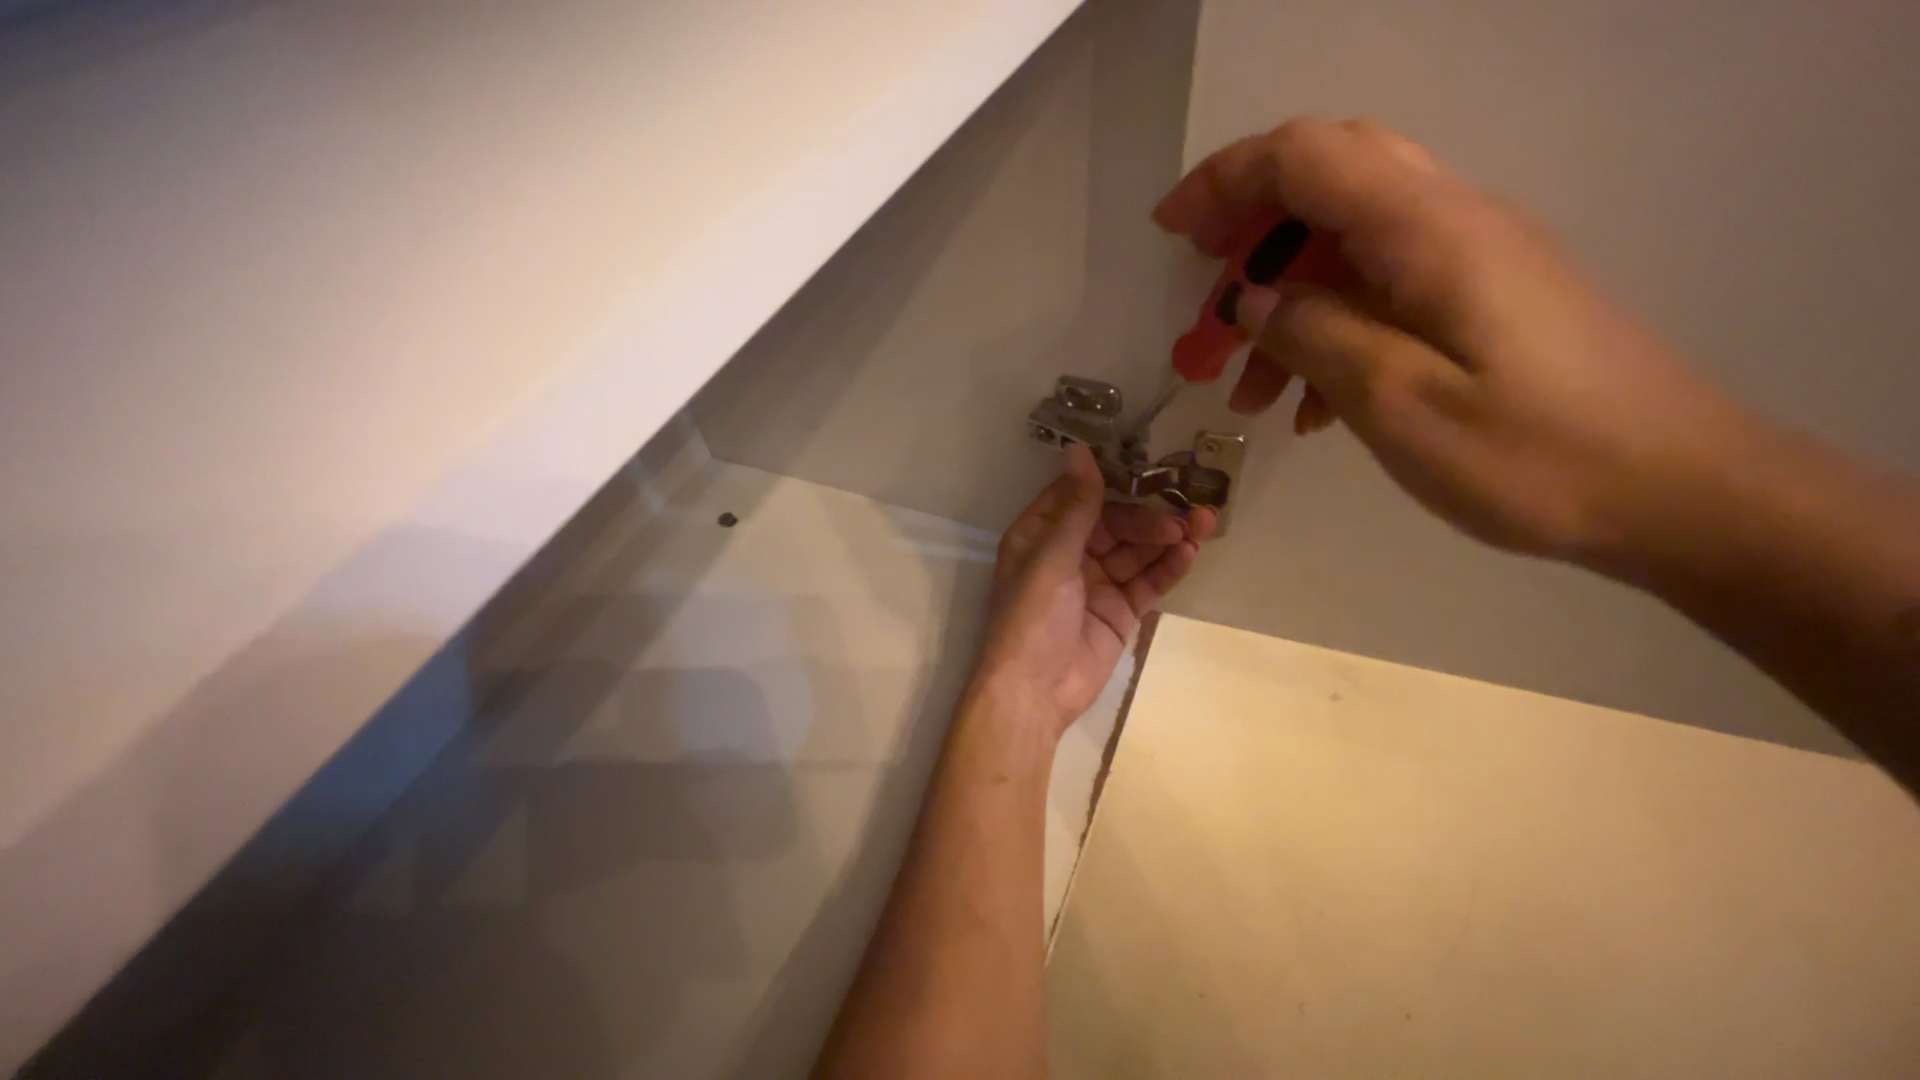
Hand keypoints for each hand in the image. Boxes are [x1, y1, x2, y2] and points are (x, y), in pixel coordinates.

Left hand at [971, 443, 1215, 736]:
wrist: (1035, 692)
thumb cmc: (1031, 618)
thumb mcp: (1051, 556)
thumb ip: (1075, 506)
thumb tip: (1078, 448)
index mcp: (1041, 534)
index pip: (1081, 497)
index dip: (1113, 483)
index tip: (1151, 469)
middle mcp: (1068, 554)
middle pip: (1116, 524)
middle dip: (1150, 518)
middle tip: (1186, 517)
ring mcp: (1096, 583)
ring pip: (1137, 551)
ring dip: (1168, 538)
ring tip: (1204, 524)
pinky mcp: (1119, 610)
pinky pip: (1147, 581)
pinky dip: (1168, 567)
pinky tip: (1191, 553)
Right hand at [1154, 118, 1759, 565]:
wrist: (1677, 489)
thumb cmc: (1534, 455)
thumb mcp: (1397, 404)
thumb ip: (1313, 336)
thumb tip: (1251, 300)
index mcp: (1425, 231)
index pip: (1304, 158)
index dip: (1224, 182)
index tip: (1169, 234)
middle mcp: (1450, 220)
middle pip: (1326, 179)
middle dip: (1246, 231)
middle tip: (1200, 301)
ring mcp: (1470, 258)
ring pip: (1347, 241)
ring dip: (1281, 298)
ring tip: (1240, 386)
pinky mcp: (1482, 298)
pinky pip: (1380, 288)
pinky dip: (1326, 328)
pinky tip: (1304, 406)